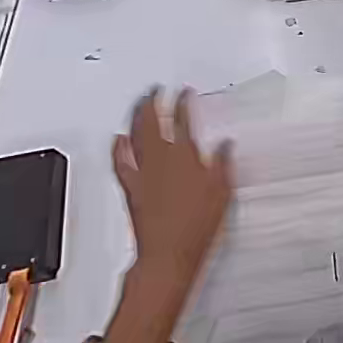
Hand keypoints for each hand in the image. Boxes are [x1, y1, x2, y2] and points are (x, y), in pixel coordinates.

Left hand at [112, 89, 233, 291]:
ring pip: (134, 134)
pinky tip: (118, 138)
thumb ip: (222, 163)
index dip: (184, 102)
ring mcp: (142, 172)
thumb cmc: (196, 226)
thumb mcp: (222, 192)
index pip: (183, 119)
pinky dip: (118, 146)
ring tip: (138, 103)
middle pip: (152, 120)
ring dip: (135, 115)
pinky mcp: (130, 187)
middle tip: (156, 89)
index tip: (185, 92)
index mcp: (185, 156)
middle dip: (153, 100)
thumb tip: (225, 145)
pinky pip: (120, 160)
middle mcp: (160, 158)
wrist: (169, 253)